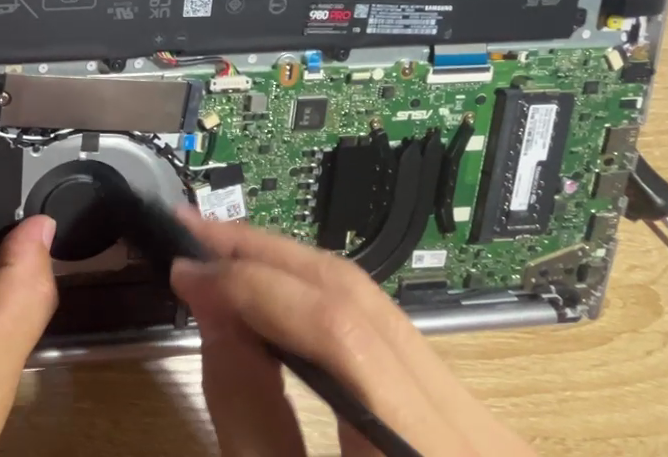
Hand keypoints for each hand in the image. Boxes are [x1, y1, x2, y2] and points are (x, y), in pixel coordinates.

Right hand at [170, 212, 536, 456]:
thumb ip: (245, 406)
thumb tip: (209, 301)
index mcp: (431, 456)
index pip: (339, 328)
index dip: (250, 284)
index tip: (181, 272)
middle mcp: (481, 430)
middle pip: (359, 297)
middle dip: (262, 253)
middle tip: (187, 232)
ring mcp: (485, 422)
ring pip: (372, 304)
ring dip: (282, 268)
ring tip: (214, 252)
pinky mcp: (470, 420)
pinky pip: (381, 333)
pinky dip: (311, 303)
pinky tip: (265, 293)